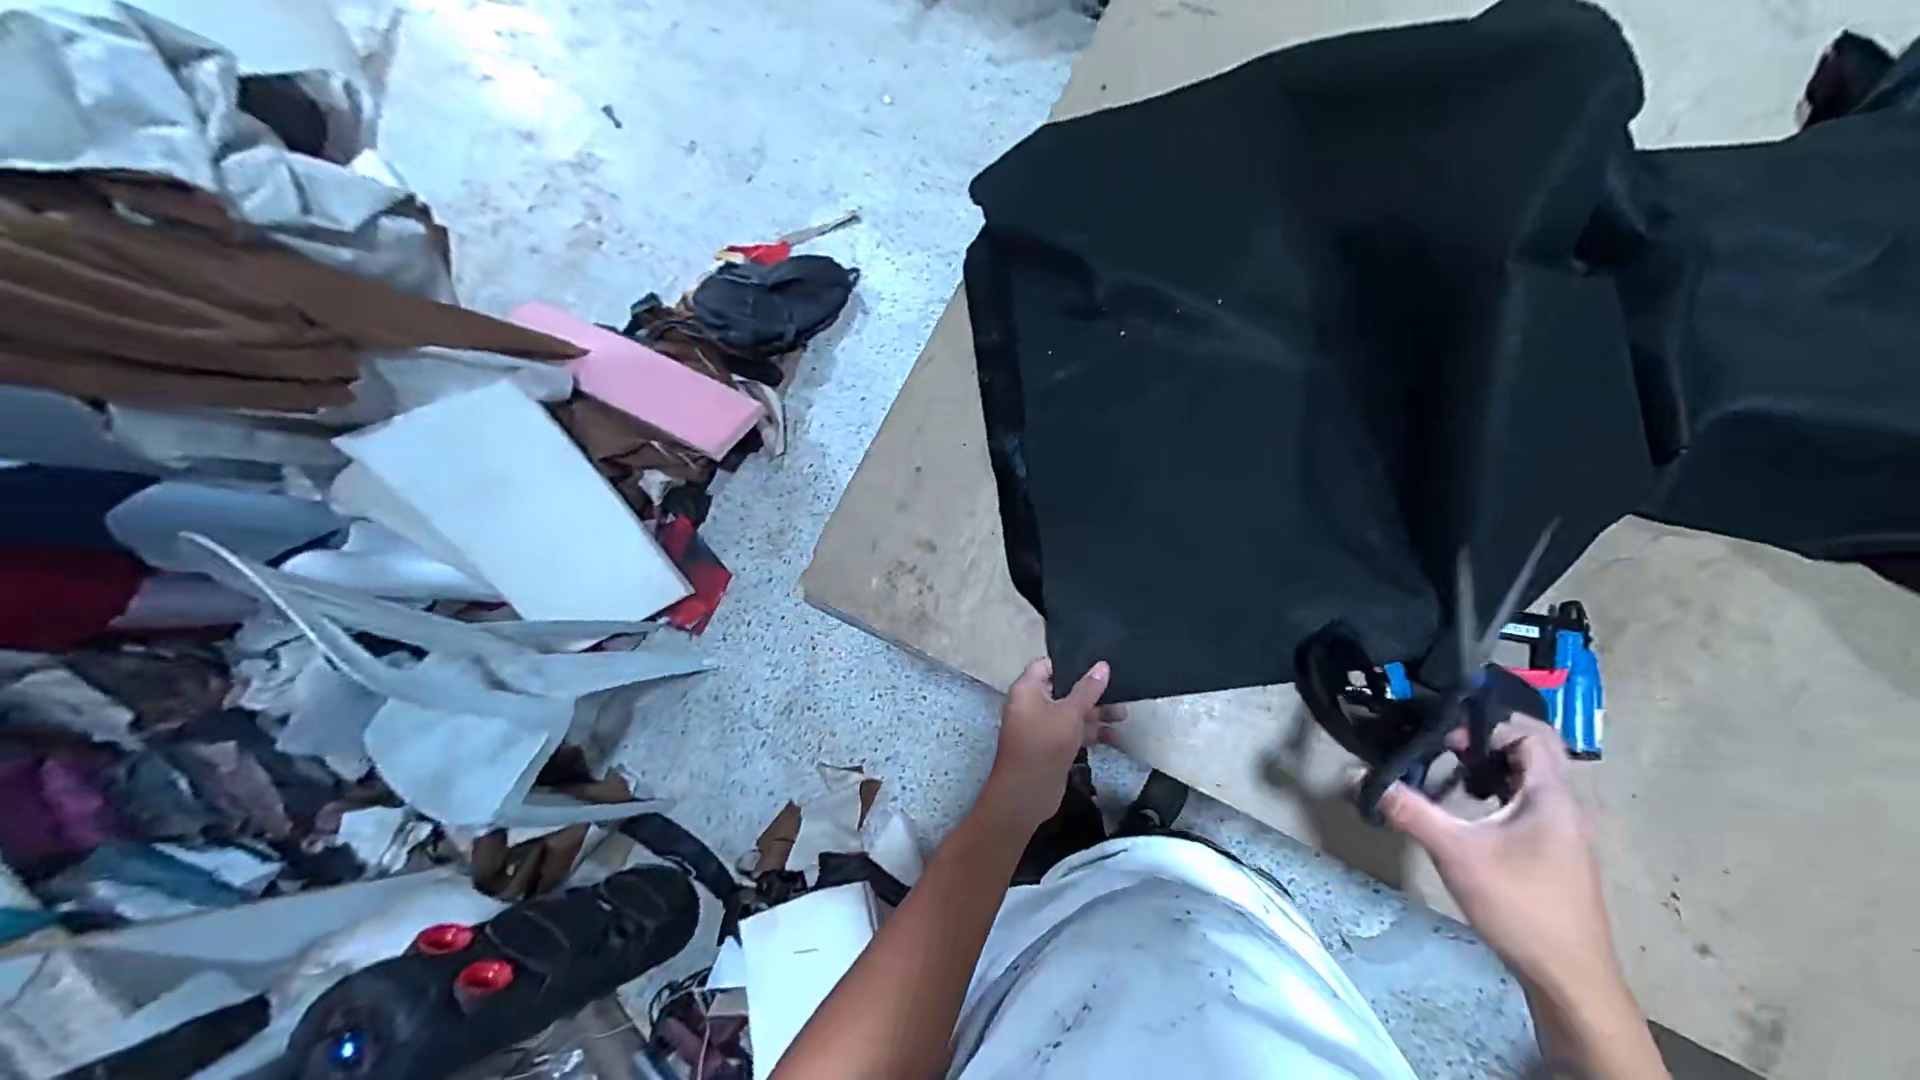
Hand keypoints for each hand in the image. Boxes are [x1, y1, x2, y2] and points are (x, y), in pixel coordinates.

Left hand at [980, 657, 1119, 831]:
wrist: (1027, 793)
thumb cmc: (1045, 744)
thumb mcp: (1070, 713)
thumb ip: (1088, 689)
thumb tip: (1102, 665)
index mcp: (1027, 689)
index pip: (1047, 665)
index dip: (1070, 664)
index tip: (1096, 665)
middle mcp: (1032, 704)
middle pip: (1063, 689)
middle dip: (1091, 692)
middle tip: (1120, 691)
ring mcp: (1041, 726)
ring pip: (1070, 712)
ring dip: (1095, 713)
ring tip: (1124, 715)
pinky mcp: (1050, 745)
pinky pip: (1071, 731)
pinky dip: (1089, 732)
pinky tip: (1114, 736)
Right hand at [1378, 717, 1667, 1077]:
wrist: (1568, 976)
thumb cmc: (1518, 904)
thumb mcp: (1454, 851)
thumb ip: (1407, 810)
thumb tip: (1358, 777)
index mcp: (1553, 798)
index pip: (1531, 736)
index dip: (1488, 727)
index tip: (1447, 741)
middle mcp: (1566, 808)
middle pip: (1532, 754)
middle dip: (1486, 744)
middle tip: (1443, 750)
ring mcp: (1565, 832)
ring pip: (1530, 780)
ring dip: (1491, 769)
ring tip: (1450, 775)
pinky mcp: (1556, 852)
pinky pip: (1529, 803)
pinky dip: (1499, 793)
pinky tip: (1470, 811)